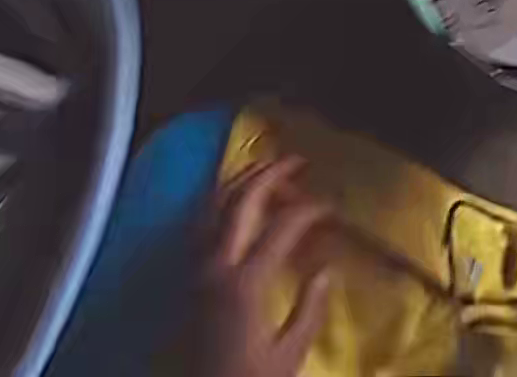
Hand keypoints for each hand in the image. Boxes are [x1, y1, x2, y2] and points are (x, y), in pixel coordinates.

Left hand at [195, 156, 332, 376]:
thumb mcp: (287, 358)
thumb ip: (310, 310)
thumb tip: (327, 268)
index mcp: (246, 283)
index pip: (283, 227)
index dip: (310, 209)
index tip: (330, 205)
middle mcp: (217, 264)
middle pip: (244, 201)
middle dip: (272, 174)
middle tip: (296, 160)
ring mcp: (197, 266)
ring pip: (216, 203)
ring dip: (242, 178)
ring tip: (265, 166)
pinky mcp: (186, 273)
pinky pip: (200, 220)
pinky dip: (219, 197)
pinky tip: (232, 194)